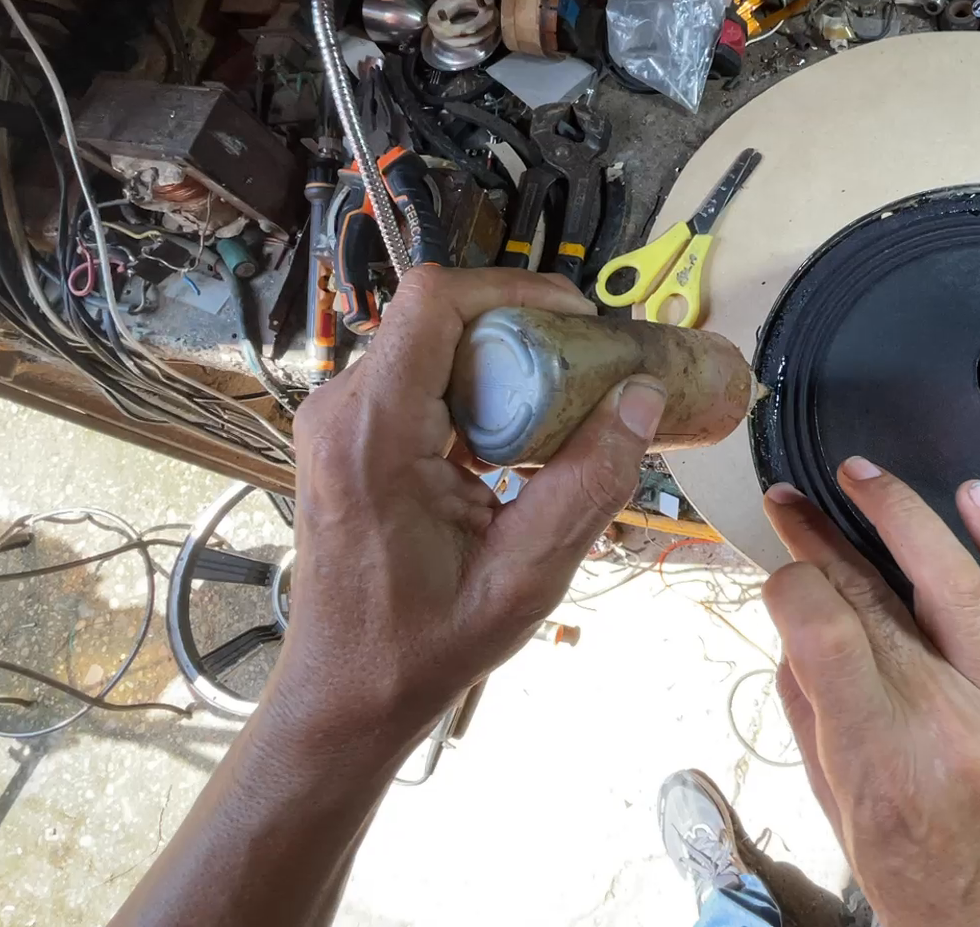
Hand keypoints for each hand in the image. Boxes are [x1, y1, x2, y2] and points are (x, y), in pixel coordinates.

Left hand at [273, 266, 666, 749]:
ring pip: (432, 344)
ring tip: (562, 401)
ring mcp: (339, 420)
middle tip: (589, 367)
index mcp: (374, 435)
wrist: (345, 692)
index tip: (578, 320)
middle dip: (522, 327)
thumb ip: (588, 485)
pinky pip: (420, 377)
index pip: (432, 303)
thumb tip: (640, 399)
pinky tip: (516, 434)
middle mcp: (343, 410)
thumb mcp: (526, 577)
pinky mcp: (349, 434)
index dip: (512, 288)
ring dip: (503, 359)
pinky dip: (478, 386)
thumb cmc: (425, 646)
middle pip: (439, 319)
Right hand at [761, 457, 979, 926]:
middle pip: (869, 592)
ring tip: (859, 473)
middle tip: (787, 502)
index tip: (774, 576)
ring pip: (953, 580)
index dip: (785, 583)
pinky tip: (976, 497)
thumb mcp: (833, 809)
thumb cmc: (917, 884)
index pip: (820, 625)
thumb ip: (808, 709)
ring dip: (899, 513)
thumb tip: (796, 628)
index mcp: (879, 752)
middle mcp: (944, 714)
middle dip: (815, 534)